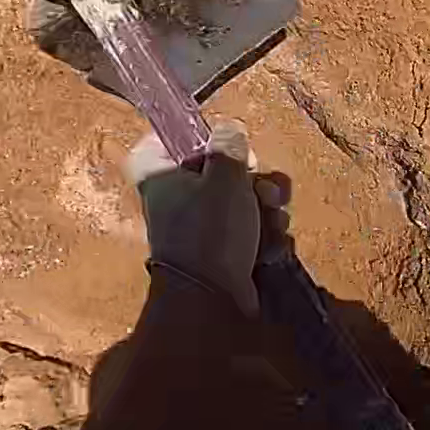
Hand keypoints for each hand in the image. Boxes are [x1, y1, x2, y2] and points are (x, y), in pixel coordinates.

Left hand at [124, 119, 262, 315]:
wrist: (212, 300)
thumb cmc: (212, 231)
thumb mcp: (224, 176)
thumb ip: (229, 144)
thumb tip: (229, 129)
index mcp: (158, 171)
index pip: (175, 135)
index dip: (208, 137)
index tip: (230, 149)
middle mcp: (173, 196)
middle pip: (220, 168)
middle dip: (253, 181)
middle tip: (263, 193)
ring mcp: (197, 224)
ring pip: (241, 197)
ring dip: (265, 209)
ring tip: (271, 222)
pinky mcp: (219, 248)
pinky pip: (247, 226)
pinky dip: (262, 234)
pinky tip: (269, 245)